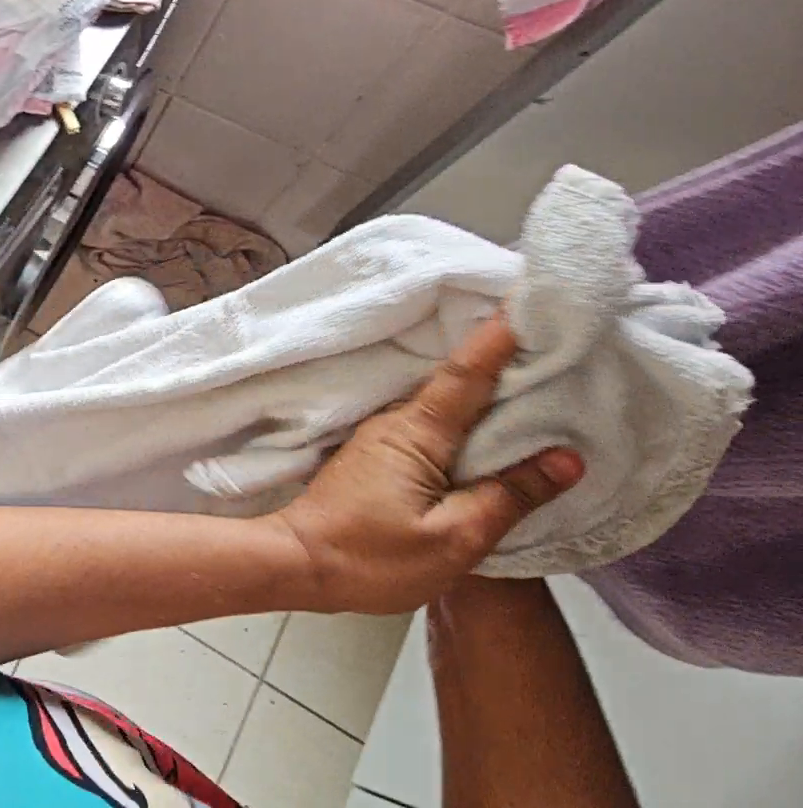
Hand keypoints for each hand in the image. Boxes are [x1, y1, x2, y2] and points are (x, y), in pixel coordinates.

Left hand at [271, 315, 584, 614]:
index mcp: (414, 434)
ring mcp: (381, 437)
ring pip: (442, 406)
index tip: (525, 300)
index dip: (496, 338)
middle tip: (554, 335)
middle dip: (502, 359)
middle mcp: (394, 423)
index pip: (464, 376)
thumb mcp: (455, 538)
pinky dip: (463, 420)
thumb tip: (565, 458)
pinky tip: (489, 426)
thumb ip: (509, 495)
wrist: (299, 563)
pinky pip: (430, 428)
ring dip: (483, 391)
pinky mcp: (377, 456)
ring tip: (537, 375)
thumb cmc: (371, 557)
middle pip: (456, 385)